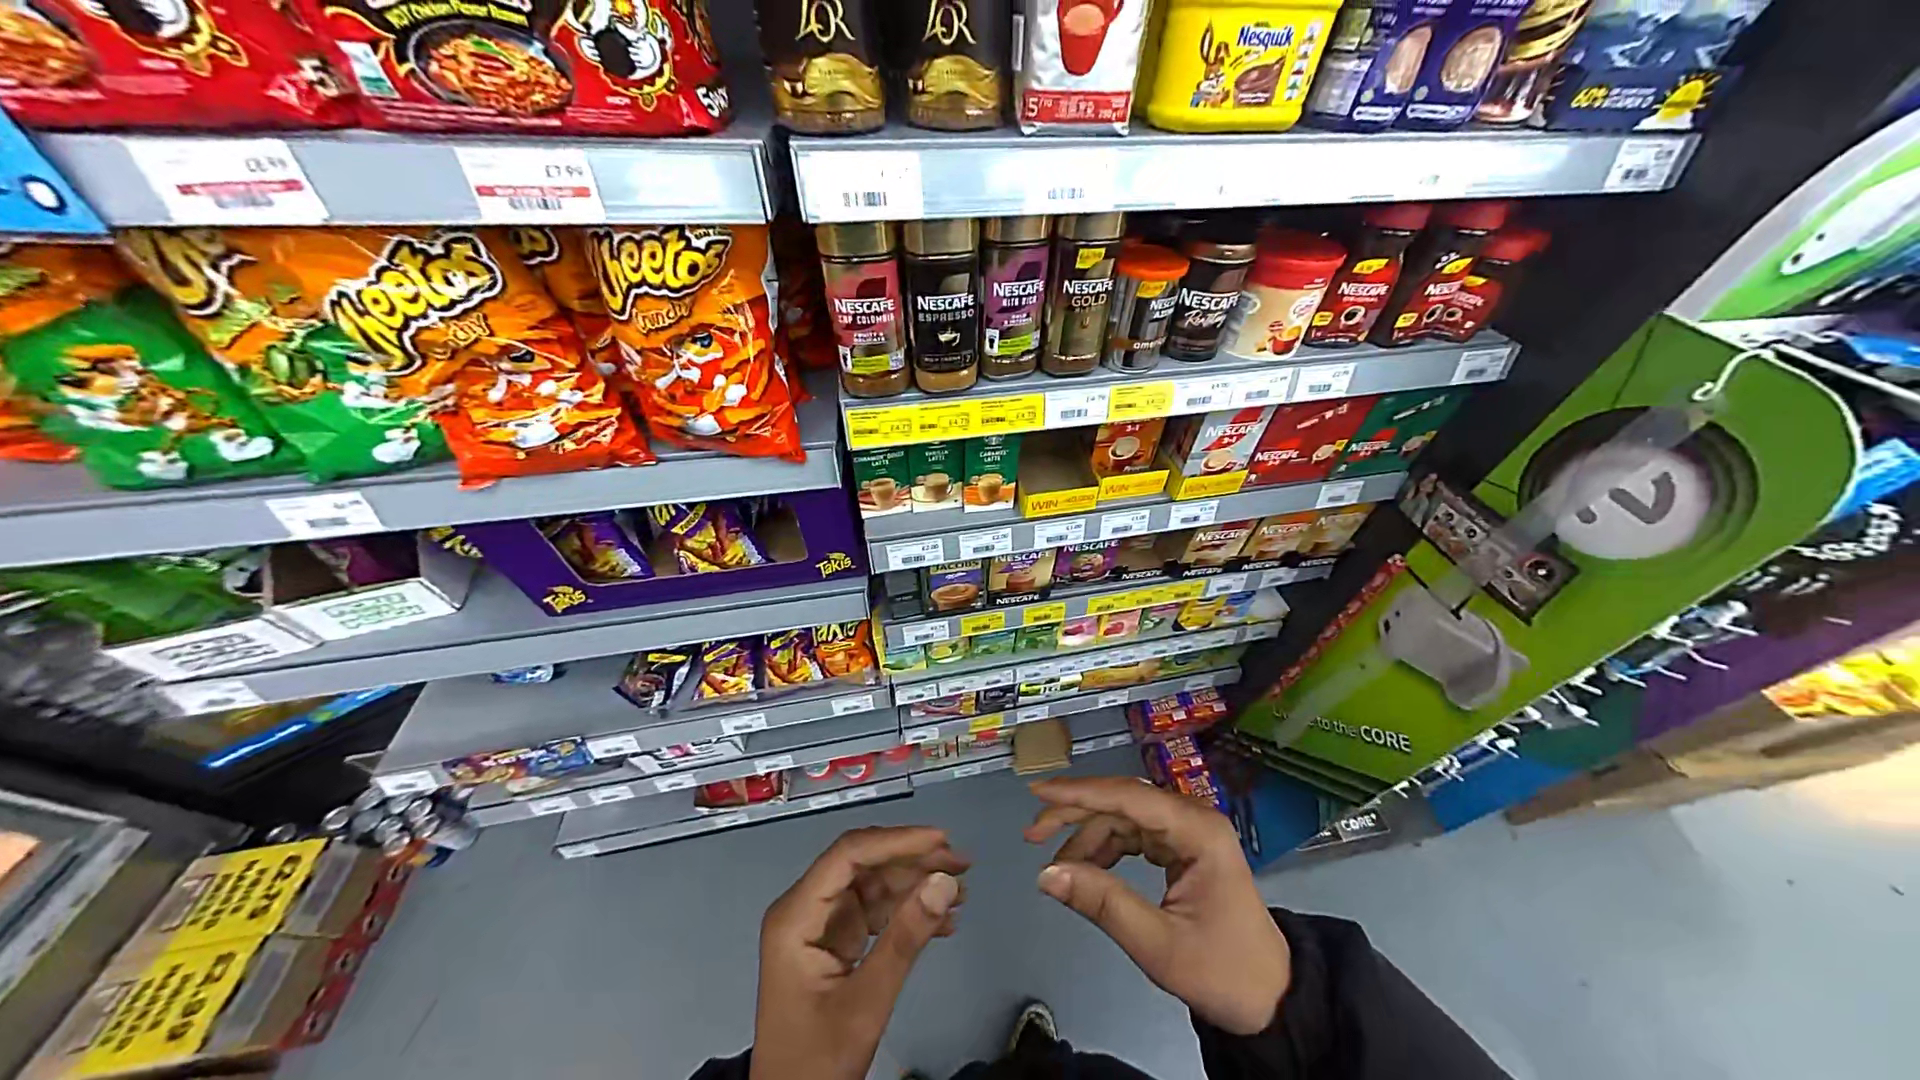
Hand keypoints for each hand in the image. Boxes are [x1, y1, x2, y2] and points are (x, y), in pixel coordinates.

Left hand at [751, 826, 968, 1079]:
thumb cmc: (818, 1060)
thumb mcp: (866, 1002)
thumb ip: (906, 939)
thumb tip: (945, 882)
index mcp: (797, 914)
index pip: (849, 855)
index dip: (896, 841)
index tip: (940, 841)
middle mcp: (807, 908)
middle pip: (864, 864)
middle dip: (913, 859)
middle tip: (960, 862)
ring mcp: (822, 924)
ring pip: (875, 885)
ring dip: (917, 884)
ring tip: (962, 889)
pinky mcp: (838, 941)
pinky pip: (878, 912)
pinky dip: (910, 912)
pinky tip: (944, 920)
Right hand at [1024, 777, 1289, 1034]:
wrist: (1271, 1000)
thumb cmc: (1224, 972)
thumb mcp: (1159, 944)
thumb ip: (1102, 904)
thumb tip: (1047, 875)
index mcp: (1198, 831)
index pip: (1129, 797)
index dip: (1080, 793)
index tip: (1039, 793)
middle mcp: (1192, 820)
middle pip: (1122, 802)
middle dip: (1075, 814)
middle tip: (1033, 834)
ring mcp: (1187, 832)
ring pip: (1123, 817)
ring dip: (1086, 835)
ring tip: (1056, 865)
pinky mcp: (1180, 848)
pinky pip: (1132, 835)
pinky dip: (1104, 849)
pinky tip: (1084, 868)